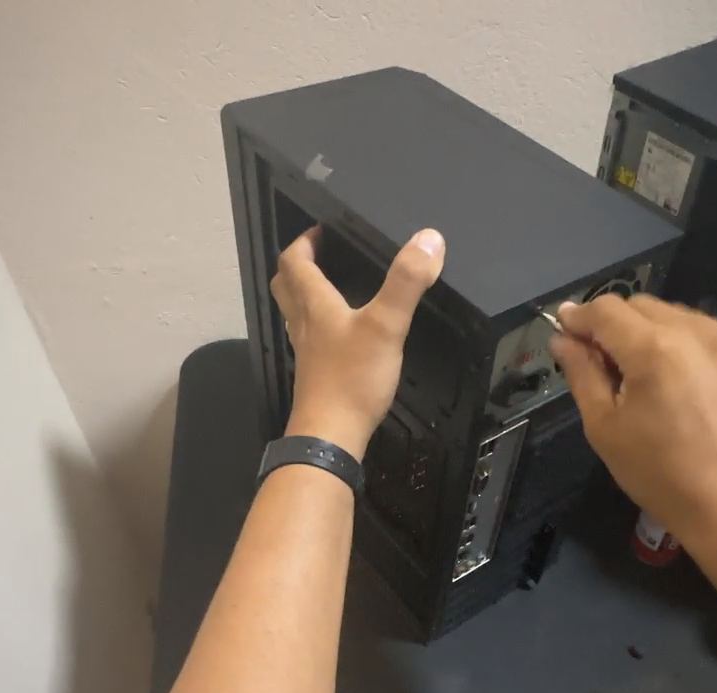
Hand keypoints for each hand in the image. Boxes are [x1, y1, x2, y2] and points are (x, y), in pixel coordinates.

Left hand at [270, 226, 446, 458]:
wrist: (331, 436)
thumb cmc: (353, 380)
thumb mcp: (387, 326)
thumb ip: (406, 282)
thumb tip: (429, 239)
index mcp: (315, 305)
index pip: (296, 262)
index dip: (304, 242)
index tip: (321, 231)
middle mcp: (305, 326)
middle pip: (286, 287)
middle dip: (297, 267)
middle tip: (316, 256)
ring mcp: (308, 354)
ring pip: (295, 316)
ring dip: (304, 297)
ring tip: (326, 289)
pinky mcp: (316, 378)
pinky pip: (310, 343)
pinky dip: (319, 330)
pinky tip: (338, 338)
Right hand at [550, 295, 716, 552]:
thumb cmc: (657, 474)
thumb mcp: (604, 427)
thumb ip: (581, 374)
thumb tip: (562, 339)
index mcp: (654, 351)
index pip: (606, 311)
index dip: (579, 317)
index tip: (564, 329)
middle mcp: (696, 332)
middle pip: (641, 306)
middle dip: (615, 326)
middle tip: (603, 363)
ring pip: (674, 315)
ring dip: (650, 333)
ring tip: (645, 376)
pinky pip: (705, 332)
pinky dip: (683, 345)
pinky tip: (681, 382)